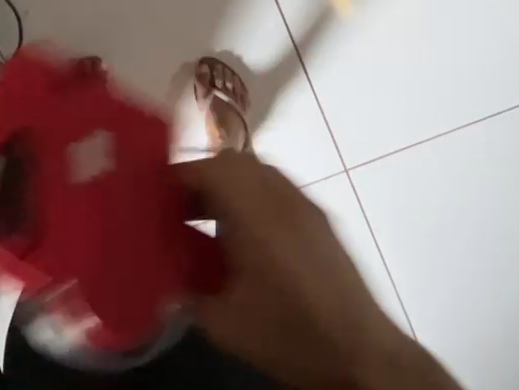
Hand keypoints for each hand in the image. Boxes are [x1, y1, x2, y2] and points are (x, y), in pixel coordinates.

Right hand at [176, 153, 460, 389]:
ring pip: (258, 172)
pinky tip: (246, 236)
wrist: (364, 357)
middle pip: (233, 162)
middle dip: (202, 177)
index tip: (154, 194)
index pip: (208, 169)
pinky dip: (253, 197)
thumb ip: (186, 294)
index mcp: (253, 211)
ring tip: (209, 219)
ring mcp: (305, 205)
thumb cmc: (289, 333)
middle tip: (179, 207)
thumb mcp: (225, 323)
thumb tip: (163, 281)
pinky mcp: (321, 221)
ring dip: (229, 185)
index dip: (177, 177)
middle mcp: (280, 195)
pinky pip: (278, 189)